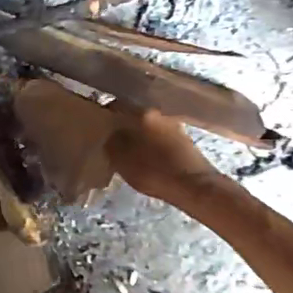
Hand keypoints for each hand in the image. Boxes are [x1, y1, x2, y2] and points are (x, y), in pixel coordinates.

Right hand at [105, 106, 225, 202]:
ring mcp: (174, 125)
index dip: (104, 115)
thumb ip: (111, 143)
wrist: (195, 186)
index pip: (116, 105)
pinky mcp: (185, 139)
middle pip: (135, 114)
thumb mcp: (121, 160)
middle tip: (112, 139)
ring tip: (129, 150)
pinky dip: (152, 143)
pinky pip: (161, 136)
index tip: (97, 125)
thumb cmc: (154, 171)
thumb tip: (111, 134)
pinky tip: (147, 156)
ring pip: (149, 126)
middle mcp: (159, 113)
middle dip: (123, 125)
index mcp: (142, 113)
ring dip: (139, 134)